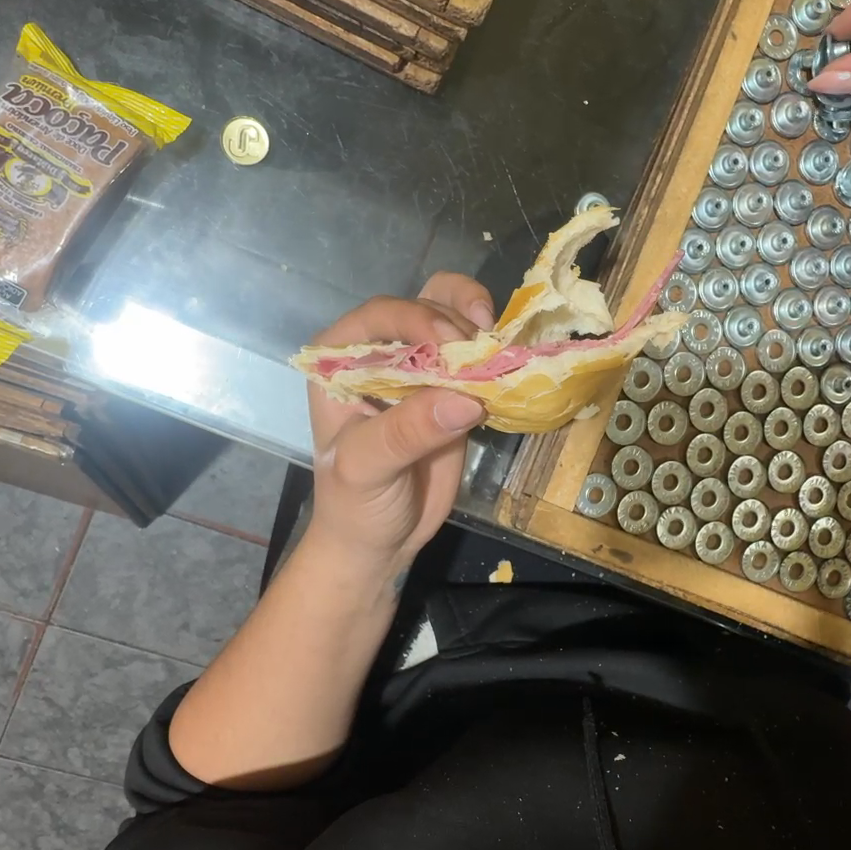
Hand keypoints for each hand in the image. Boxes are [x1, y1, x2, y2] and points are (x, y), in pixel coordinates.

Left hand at [303, 273, 494, 574]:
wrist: (380, 543)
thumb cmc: (355, 504)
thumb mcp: (366, 468)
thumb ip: (407, 431)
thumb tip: (466, 400)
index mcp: (341, 361)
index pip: (379, 316)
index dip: (415, 318)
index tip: (450, 343)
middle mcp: (380, 356)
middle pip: (422, 307)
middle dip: (454, 318)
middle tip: (480, 346)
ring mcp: (419, 372)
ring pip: (453, 321)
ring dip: (478, 327)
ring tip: (497, 350)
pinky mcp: (452, 393)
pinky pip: (476, 361)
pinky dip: (495, 356)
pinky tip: (509, 364)